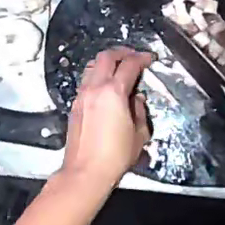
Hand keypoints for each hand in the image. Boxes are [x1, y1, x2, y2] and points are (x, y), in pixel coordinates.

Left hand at [57, 48, 151, 193]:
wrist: (85, 172)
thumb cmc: (115, 156)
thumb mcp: (139, 135)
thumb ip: (140, 111)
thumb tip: (137, 100)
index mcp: (114, 92)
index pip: (129, 64)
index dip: (141, 58)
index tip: (149, 58)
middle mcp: (96, 88)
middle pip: (107, 56)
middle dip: (122, 52)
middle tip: (133, 56)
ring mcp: (82, 95)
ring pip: (93, 65)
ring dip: (107, 62)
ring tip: (118, 68)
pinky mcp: (75, 105)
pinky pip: (86, 80)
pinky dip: (97, 75)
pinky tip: (106, 86)